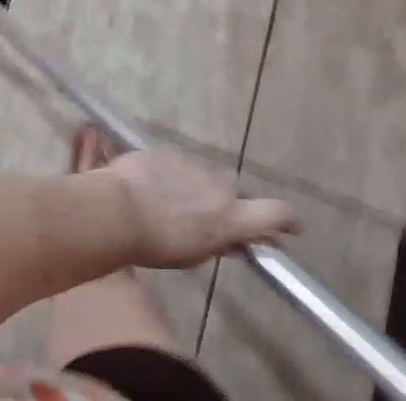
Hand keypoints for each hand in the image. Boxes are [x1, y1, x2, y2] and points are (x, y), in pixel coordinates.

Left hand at [98, 149, 298, 268]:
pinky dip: (171, 174)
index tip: (289, 227)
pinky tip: (152, 185)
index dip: (286, 219)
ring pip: (204, 174)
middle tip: (208, 215)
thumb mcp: (194, 255)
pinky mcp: (165, 151)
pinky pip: (176, 164)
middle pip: (235, 190)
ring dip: (196, 185)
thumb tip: (235, 241)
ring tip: (172, 200)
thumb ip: (219, 243)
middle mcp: (219, 186)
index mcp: (233, 217)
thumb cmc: (155, 244)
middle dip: (228, 200)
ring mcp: (191, 164)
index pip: (278, 212)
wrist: (115, 209)